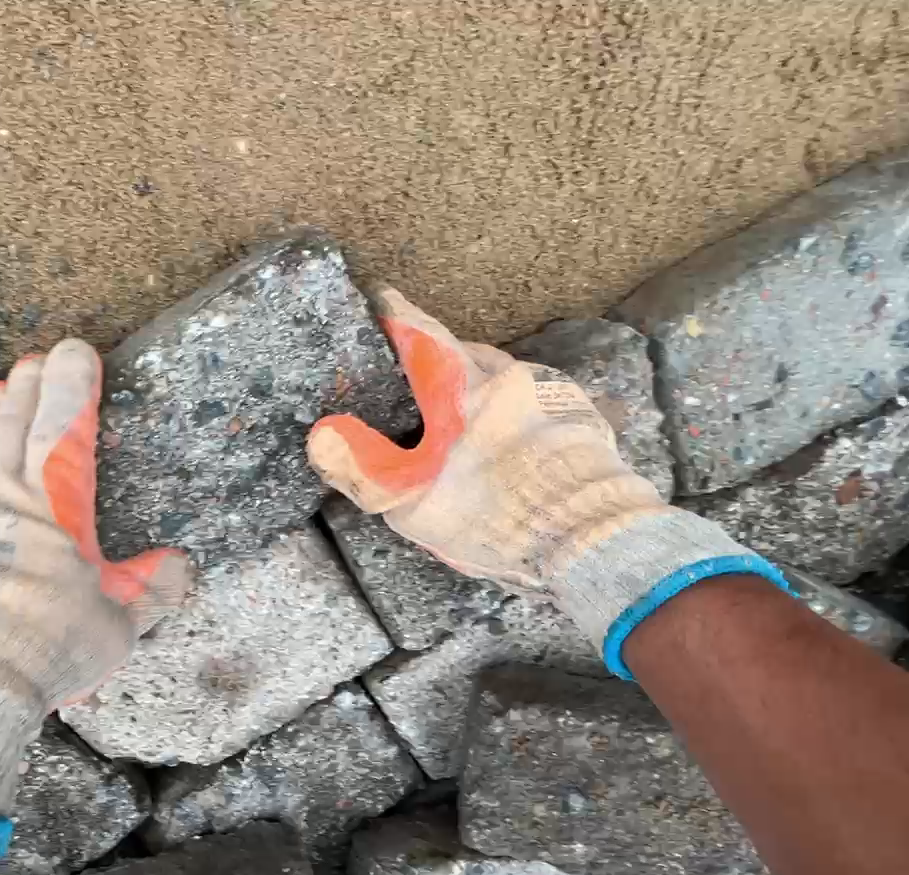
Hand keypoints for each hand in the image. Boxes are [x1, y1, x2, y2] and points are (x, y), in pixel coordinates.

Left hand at [0, 339, 188, 828]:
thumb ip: (151, 587)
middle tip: (36, 359)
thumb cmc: (47, 647)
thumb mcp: (116, 623)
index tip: (77, 350)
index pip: (65, 423)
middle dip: (30, 384)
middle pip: (14, 420)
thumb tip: (183, 566)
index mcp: (53, 502)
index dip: (73, 382)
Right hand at [307, 288, 776, 675]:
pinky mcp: (583, 420)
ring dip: (480, 389)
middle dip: (440, 361)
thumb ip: (360, 466)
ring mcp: (555, 395)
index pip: (423, 335)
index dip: (399, 317)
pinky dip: (514, 413)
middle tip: (419, 382)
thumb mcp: (411, 501)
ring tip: (464, 420)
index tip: (383, 299)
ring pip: (504, 378)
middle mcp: (512, 377)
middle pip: (466, 354)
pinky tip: (510, 443)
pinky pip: (536, 402)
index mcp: (465, 387)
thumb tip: (320, 436)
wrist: (589, 541)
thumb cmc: (492, 515)